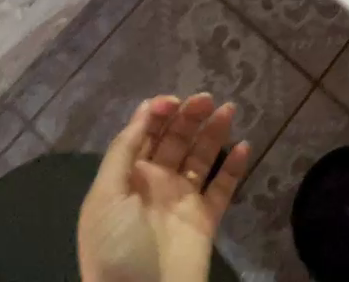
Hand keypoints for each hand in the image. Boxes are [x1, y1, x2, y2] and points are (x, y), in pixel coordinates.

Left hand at [76, 92, 252, 281]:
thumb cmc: (116, 249)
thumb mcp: (104, 198)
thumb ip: (123, 151)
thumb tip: (145, 110)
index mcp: (127, 179)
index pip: (144, 135)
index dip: (157, 113)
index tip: (173, 101)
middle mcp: (155, 185)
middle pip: (175, 141)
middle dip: (188, 117)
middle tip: (206, 99)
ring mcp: (182, 202)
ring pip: (201, 158)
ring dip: (213, 132)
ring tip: (229, 110)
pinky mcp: (205, 220)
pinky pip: (222, 188)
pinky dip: (234, 167)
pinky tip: (244, 146)